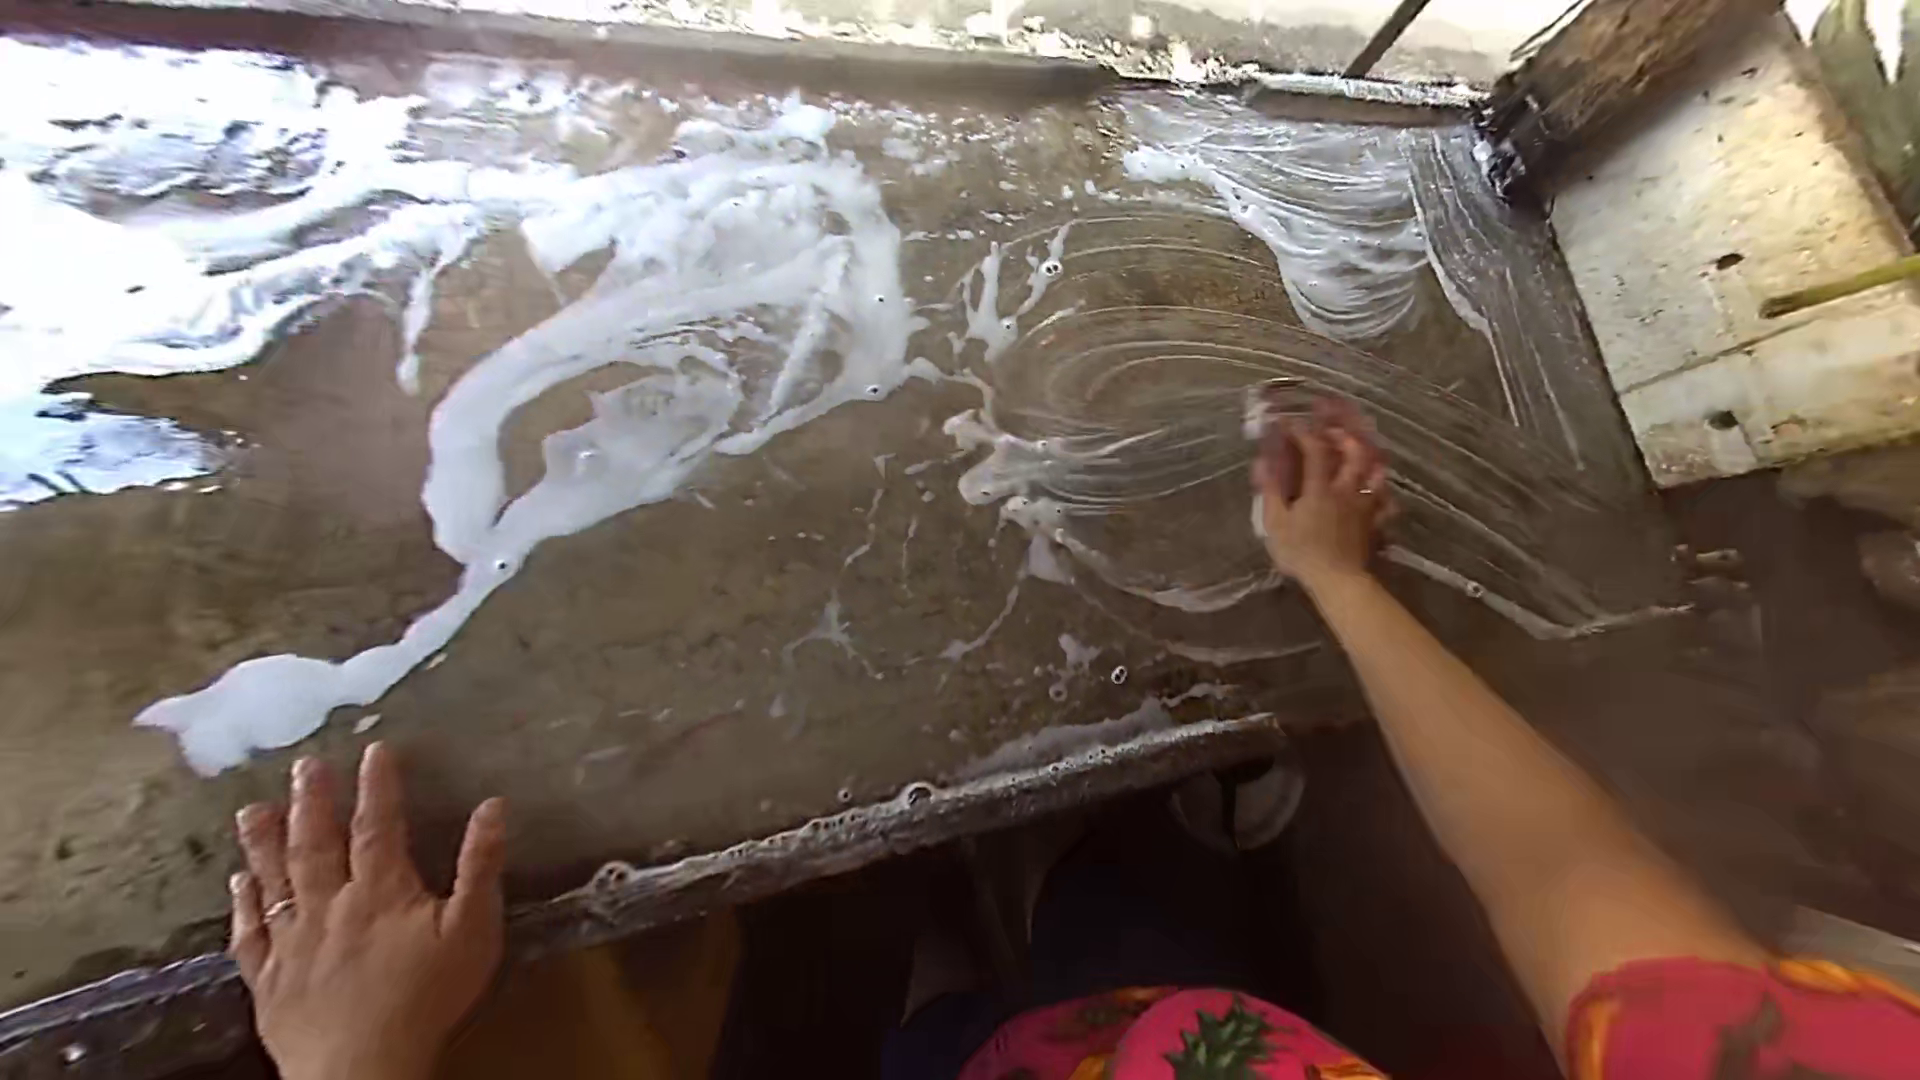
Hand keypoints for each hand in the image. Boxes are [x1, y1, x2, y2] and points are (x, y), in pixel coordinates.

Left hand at [230, 742, 507, 1079]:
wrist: (364, 1071)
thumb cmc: (431, 991)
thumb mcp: (474, 924)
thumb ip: (481, 863)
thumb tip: (493, 804)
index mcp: (381, 892)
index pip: (376, 827)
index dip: (376, 786)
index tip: (375, 749)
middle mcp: (331, 908)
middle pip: (316, 847)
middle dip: (311, 802)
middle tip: (303, 765)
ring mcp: (294, 944)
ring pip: (275, 884)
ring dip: (264, 843)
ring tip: (253, 809)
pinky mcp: (270, 979)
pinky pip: (249, 934)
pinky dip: (242, 904)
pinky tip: (238, 882)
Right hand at [1252, 396, 1392, 591]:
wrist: (1337, 580)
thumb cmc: (1300, 552)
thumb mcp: (1274, 522)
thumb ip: (1270, 489)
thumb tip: (1262, 461)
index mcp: (1320, 488)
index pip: (1315, 449)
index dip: (1302, 432)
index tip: (1288, 422)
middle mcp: (1347, 489)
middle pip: (1354, 452)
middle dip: (1343, 432)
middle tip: (1331, 424)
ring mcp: (1367, 504)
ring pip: (1376, 470)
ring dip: (1368, 454)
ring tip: (1358, 446)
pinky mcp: (1377, 521)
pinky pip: (1387, 499)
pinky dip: (1383, 488)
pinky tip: (1378, 486)